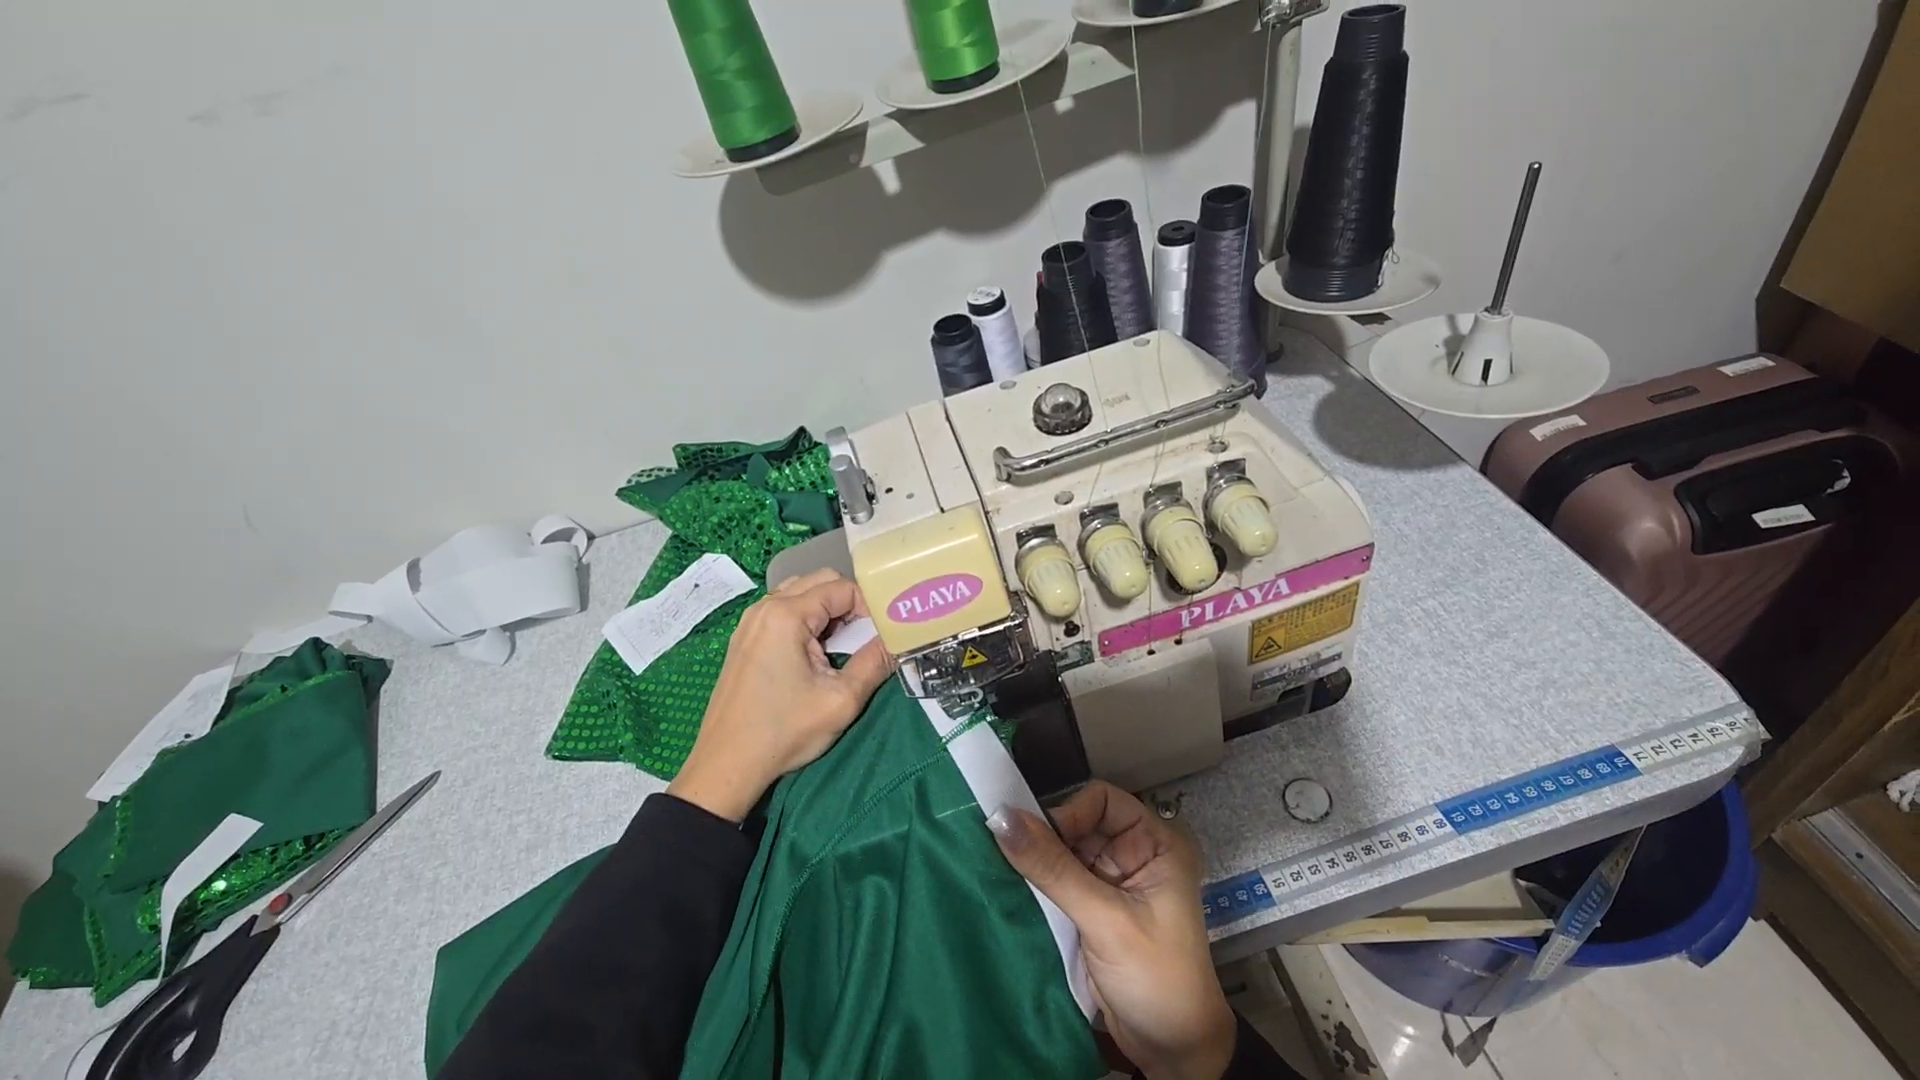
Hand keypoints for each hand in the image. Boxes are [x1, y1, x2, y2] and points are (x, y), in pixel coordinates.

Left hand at [668, 569, 893, 822]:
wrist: (727, 765)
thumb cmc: (784, 732)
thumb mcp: (841, 701)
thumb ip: (874, 663)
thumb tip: (899, 641)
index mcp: (786, 615)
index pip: (841, 587)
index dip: (869, 606)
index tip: (882, 634)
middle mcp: (764, 608)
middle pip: (819, 581)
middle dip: (849, 603)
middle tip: (865, 637)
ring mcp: (750, 622)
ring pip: (800, 594)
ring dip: (827, 611)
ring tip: (842, 646)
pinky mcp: (744, 639)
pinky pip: (782, 612)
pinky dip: (806, 621)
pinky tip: (815, 655)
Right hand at [988, 782, 1235, 1079]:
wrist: (1173, 1052)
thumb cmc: (1156, 978)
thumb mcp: (1105, 920)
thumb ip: (1053, 868)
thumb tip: (1001, 818)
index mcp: (1157, 843)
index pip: (1102, 801)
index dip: (1067, 812)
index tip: (1033, 839)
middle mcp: (1135, 854)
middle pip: (1077, 824)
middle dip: (1044, 837)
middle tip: (1005, 852)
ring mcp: (1112, 883)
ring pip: (1062, 853)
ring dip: (1036, 862)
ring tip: (1001, 868)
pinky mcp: (1093, 910)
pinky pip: (1057, 883)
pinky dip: (1037, 885)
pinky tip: (1012, 889)